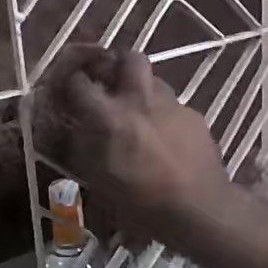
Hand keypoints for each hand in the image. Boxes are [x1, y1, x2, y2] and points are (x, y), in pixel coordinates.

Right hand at [52, 46, 235, 236]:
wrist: (200, 210)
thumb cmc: (141, 204)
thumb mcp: (98, 180)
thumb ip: (84, 145)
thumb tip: (77, 125)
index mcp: (109, 116)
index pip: (79, 81)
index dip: (70, 80)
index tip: (68, 88)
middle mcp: (140, 101)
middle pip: (127, 57)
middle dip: (116, 63)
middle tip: (108, 82)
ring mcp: (171, 105)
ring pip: (154, 79)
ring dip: (142, 89)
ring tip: (137, 111)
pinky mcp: (194, 115)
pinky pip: (173, 105)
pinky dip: (163, 114)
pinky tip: (165, 137)